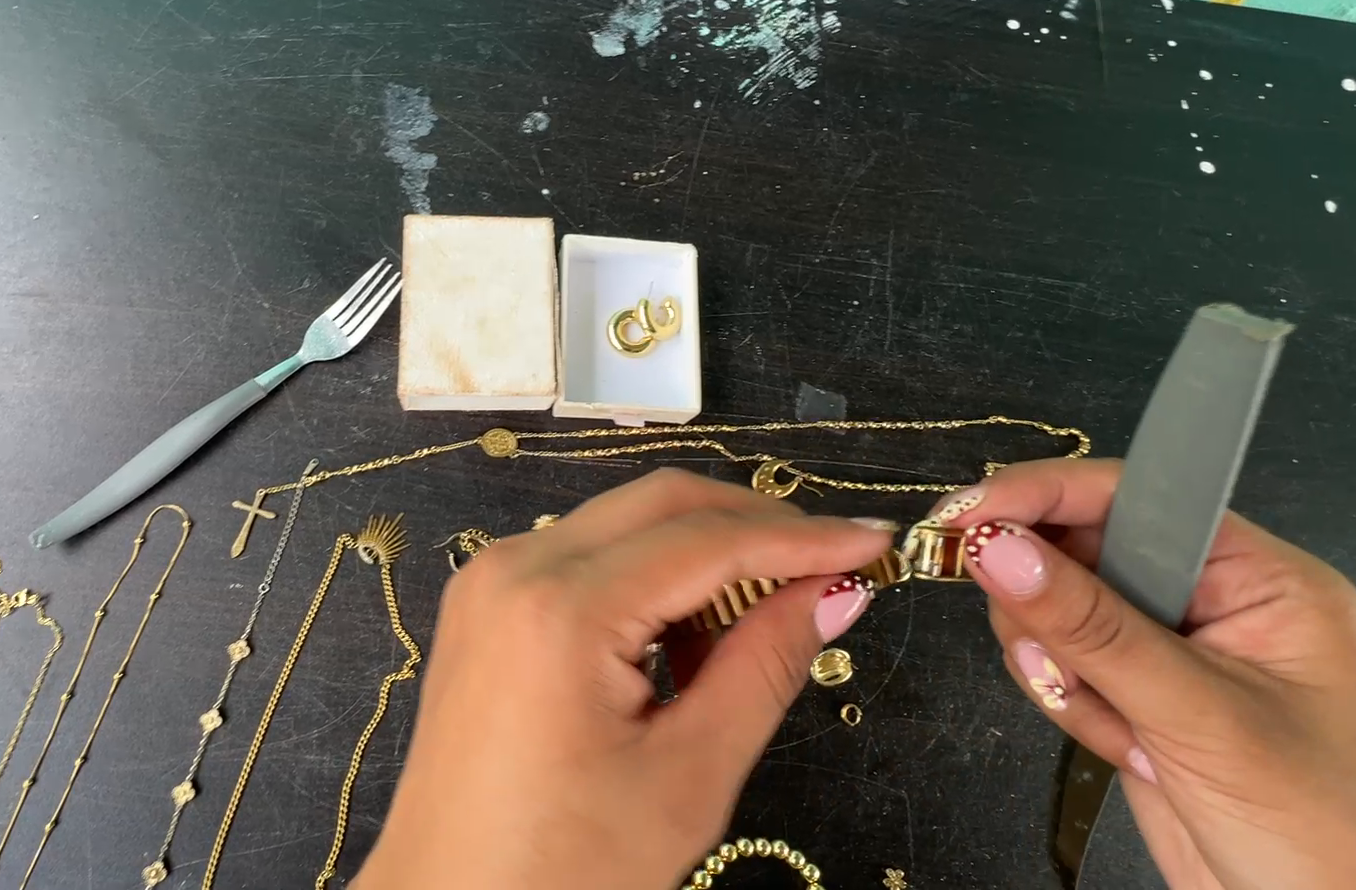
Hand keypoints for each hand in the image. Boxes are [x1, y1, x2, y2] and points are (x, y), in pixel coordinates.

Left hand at [353, 469, 897, 889]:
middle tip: (824, 566)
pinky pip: (585, 552)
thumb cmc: (562, 866)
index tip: (868, 542)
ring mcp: (492, 572)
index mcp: (561, 607)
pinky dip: (645, 576)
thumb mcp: (685, 778)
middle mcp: (517, 562)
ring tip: (742, 632)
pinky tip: (673, 642)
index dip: (797, 537)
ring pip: (623, 521)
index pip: (703, 541)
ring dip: (696, 553)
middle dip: (750, 524)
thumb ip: (763, 668)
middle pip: (659, 502)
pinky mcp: (486, 592)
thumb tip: (833, 594)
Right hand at [935, 457, 1355, 889]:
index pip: (1127, 496)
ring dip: (1055, 664)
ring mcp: (1164, 649)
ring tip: (1109, 724)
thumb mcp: (1203, 720)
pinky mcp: (1132, 693)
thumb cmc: (1335, 840)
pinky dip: (1064, 698)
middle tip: (1044, 658)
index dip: (1039, 494)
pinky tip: (1121, 746)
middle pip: (1073, 549)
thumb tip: (988, 544)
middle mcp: (1204, 598)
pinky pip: (1056, 661)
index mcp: (1254, 577)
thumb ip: (1089, 626)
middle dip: (1042, 601)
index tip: (960, 518)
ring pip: (1050, 608)